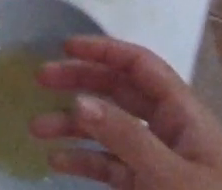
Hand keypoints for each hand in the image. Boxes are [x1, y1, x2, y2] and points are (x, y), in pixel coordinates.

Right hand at [29, 36, 221, 189]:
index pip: (140, 66)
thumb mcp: (172, 179)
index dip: (104, 50)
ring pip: (109, 128)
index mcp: (185, 115)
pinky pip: (111, 165)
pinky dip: (84, 161)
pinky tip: (58, 163)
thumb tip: (79, 99)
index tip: (65, 46)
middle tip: (39, 80)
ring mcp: (159, 161)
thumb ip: (126, 138)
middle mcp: (170, 130)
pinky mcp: (149, 189)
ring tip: (36, 130)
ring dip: (73, 125)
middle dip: (79, 82)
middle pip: (118, 91)